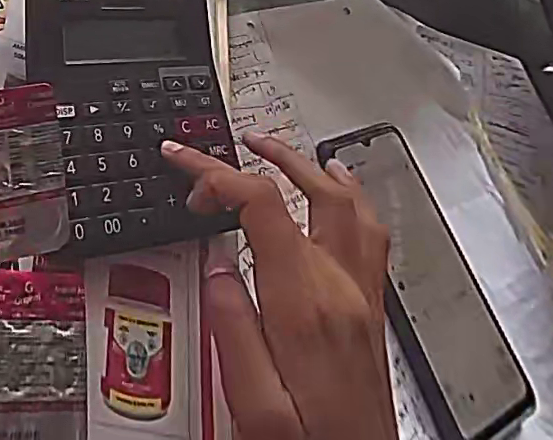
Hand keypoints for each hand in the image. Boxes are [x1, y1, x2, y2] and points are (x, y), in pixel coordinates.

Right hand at [163, 134, 397, 439]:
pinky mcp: (369, 307)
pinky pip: (367, 230)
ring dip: (309, 165)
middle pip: (313, 190)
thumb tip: (216, 266)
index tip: (183, 163)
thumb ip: (230, 330)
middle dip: (269, 154)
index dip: (217, 174)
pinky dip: (346, 194)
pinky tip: (336, 187)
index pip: (262, 204)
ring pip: (347, 203)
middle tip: (234, 143)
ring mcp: (361, 295)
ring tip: (277, 149)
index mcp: (304, 304)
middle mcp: (340, 289)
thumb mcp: (255, 409)